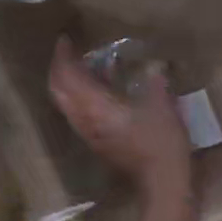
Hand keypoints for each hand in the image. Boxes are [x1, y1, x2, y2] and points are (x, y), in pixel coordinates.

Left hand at [48, 37, 192, 193]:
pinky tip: (103, 92)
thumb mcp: (163, 104)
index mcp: (95, 106)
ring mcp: (89, 133)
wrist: (162, 181)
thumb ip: (155, 82)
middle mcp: (84, 119)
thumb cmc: (161, 141)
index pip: (67, 76)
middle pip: (59, 90)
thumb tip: (155, 67)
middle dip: (60, 69)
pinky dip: (82, 97)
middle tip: (70, 53)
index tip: (66, 39)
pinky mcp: (99, 142)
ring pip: (67, 103)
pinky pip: (79, 113)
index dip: (64, 56)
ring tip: (88, 69)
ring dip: (70, 84)